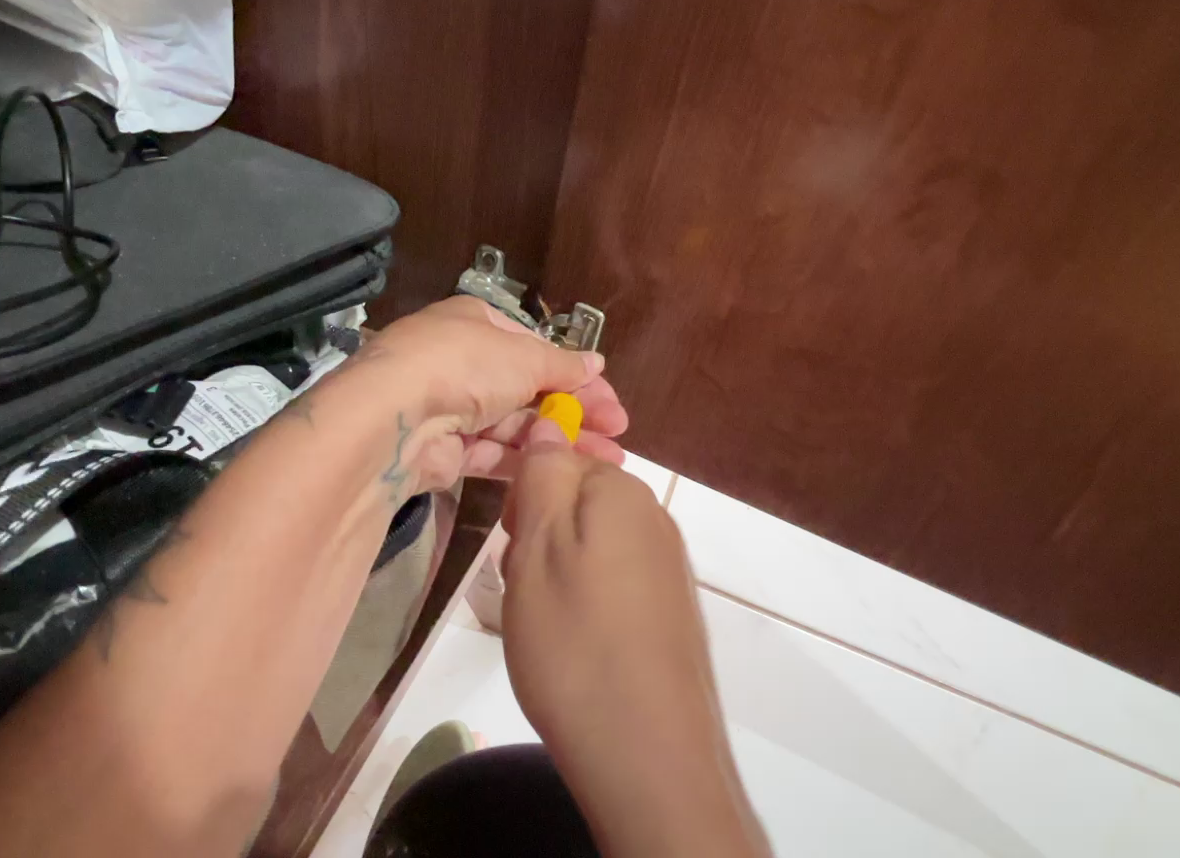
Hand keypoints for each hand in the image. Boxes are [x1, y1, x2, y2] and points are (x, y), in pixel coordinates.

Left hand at [350, 296, 627, 486]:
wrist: (395, 417)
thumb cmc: (466, 364)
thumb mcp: (524, 356)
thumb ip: (563, 365)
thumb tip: (597, 363)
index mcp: (475, 323)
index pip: (534, 347)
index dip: (574, 372)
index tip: (609, 397)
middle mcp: (461, 362)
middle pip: (528, 387)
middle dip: (575, 409)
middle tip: (618, 430)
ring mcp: (451, 408)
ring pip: (515, 424)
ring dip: (560, 439)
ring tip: (609, 457)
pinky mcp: (444, 452)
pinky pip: (493, 453)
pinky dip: (528, 460)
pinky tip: (566, 471)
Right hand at [498, 439, 769, 857]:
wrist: (649, 755)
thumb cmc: (575, 642)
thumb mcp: (537, 546)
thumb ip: (543, 475)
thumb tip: (550, 425)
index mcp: (622, 492)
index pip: (559, 456)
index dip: (523, 494)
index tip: (508, 540)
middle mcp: (655, 519)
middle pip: (576, 502)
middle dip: (538, 534)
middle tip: (520, 586)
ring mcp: (668, 568)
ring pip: (590, 545)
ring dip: (556, 571)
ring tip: (543, 624)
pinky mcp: (671, 613)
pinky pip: (613, 583)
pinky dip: (585, 604)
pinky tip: (575, 646)